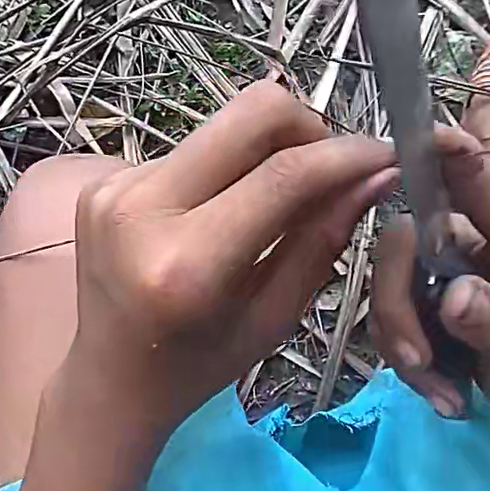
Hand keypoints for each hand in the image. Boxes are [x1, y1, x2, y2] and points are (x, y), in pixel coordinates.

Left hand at [60, 81, 399, 443]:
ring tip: (271, 203)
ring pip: (222, 126)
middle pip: (249, 113)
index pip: (283, 176)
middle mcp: (141, 209)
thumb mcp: (272, 318)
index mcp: (186, 264)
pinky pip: (190, 148)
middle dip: (307, 128)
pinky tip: (219, 212)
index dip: (346, 155)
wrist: (108, 377)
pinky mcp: (104, 178)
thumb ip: (323, 239)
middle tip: (326, 171)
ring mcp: (115, 186)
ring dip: (264, 152)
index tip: (385, 155)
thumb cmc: (196, 366)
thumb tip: (374, 176)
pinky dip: (224, 170)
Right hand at [370, 123, 489, 442]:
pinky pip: (391, 315)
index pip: (485, 187)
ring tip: (440, 391)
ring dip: (401, 338)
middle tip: (415, 358)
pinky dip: (405, 356)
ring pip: (391, 282)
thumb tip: (452, 297)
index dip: (451, 160)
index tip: (423, 142)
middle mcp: (484, 244)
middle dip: (400, 301)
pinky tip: (442, 392)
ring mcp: (452, 271)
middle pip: (409, 239)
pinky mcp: (430, 302)